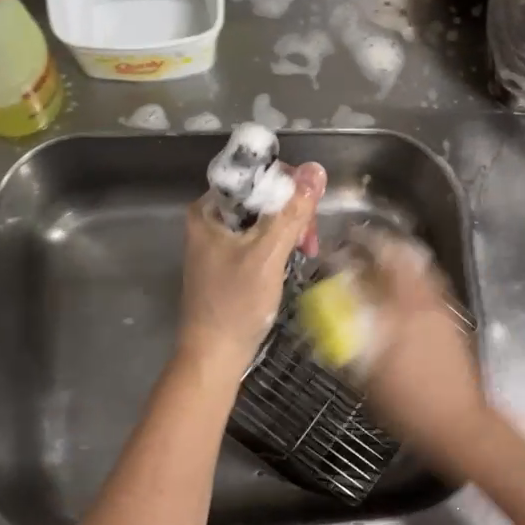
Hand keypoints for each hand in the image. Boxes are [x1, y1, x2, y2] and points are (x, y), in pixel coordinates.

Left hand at [178, 162, 325, 370]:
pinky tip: (291, 260)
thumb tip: (314, 170)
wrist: (214, 354)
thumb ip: (291, 212)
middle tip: (309, 239)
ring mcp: (219, 241)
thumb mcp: (268, 254)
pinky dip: (279, 245)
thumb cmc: (236, 304)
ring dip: (289, 230)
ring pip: (264, 218)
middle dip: (292, 212)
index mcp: (209, 209)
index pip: (255, 175)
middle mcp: (210, 219)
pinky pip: (260, 238)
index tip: (308, 210)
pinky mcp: (228, 260)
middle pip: (262, 196)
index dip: (287, 185)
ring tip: (306, 250)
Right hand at [352, 231, 493, 474]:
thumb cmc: (408, 409)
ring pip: (421, 268)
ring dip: (399, 257)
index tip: (337, 250)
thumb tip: (337, 323)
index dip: (351, 256)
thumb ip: (352, 346)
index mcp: (398, 316)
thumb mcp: (368, 379)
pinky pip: (432, 285)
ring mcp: (442, 311)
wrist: (458, 424)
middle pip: (403, 257)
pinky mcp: (453, 321)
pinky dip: (415, 276)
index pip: (371, 271)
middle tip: (360, 242)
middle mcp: (423, 305)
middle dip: (379, 245)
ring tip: (381, 257)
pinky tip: (404, 287)